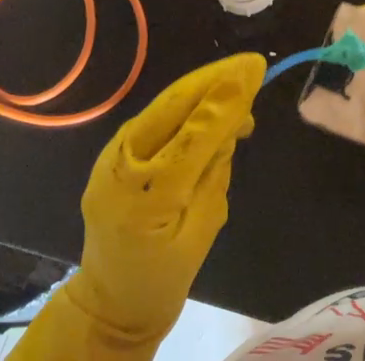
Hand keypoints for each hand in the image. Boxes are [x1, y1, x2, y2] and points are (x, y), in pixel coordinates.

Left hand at [12, 54, 262, 360]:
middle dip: (214, 79)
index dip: (227, 98)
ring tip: (242, 88)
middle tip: (252, 63)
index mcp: (146, 196)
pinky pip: (157, 119)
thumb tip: (233, 123)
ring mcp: (112, 156)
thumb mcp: (201, 232)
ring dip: (203, 90)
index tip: (256, 69)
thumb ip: (215, 175)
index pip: (194, 134)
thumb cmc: (163, 277)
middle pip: (173, 105)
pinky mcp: (113, 153)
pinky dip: (188, 106)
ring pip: (164, 106)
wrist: (109, 300)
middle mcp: (122, 165)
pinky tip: (215, 109)